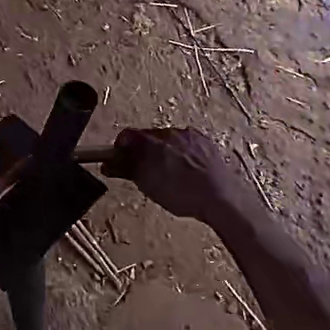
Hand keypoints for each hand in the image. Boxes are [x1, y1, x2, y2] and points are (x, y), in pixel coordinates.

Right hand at [103, 128, 256, 227]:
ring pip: (168, 141)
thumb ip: (125, 169)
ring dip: (164, 153)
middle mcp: (170, 132)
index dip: (120, 149)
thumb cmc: (182, 192)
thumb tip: (108, 163)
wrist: (221, 197)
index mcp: (151, 140)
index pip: (126, 136)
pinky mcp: (206, 143)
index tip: (120, 161)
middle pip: (147, 137)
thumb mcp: (147, 184)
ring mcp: (190, 136)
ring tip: (169, 176)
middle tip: (144, 172)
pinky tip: (187, 172)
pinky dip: (183, 155)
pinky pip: (187, 145)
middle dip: (143, 152)